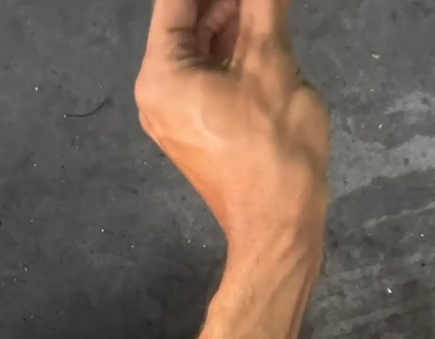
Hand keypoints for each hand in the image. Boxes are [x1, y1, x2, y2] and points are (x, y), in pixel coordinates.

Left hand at [134, 0, 330, 260]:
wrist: (277, 221)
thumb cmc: (271, 144)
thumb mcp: (269, 59)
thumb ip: (260, 2)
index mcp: (160, 75)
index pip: (175, 0)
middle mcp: (157, 92)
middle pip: (188, 16)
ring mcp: (176, 111)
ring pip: (204, 40)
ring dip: (235, 12)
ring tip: (266, 6)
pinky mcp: (199, 123)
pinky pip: (212, 69)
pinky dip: (236, 42)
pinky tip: (265, 18)